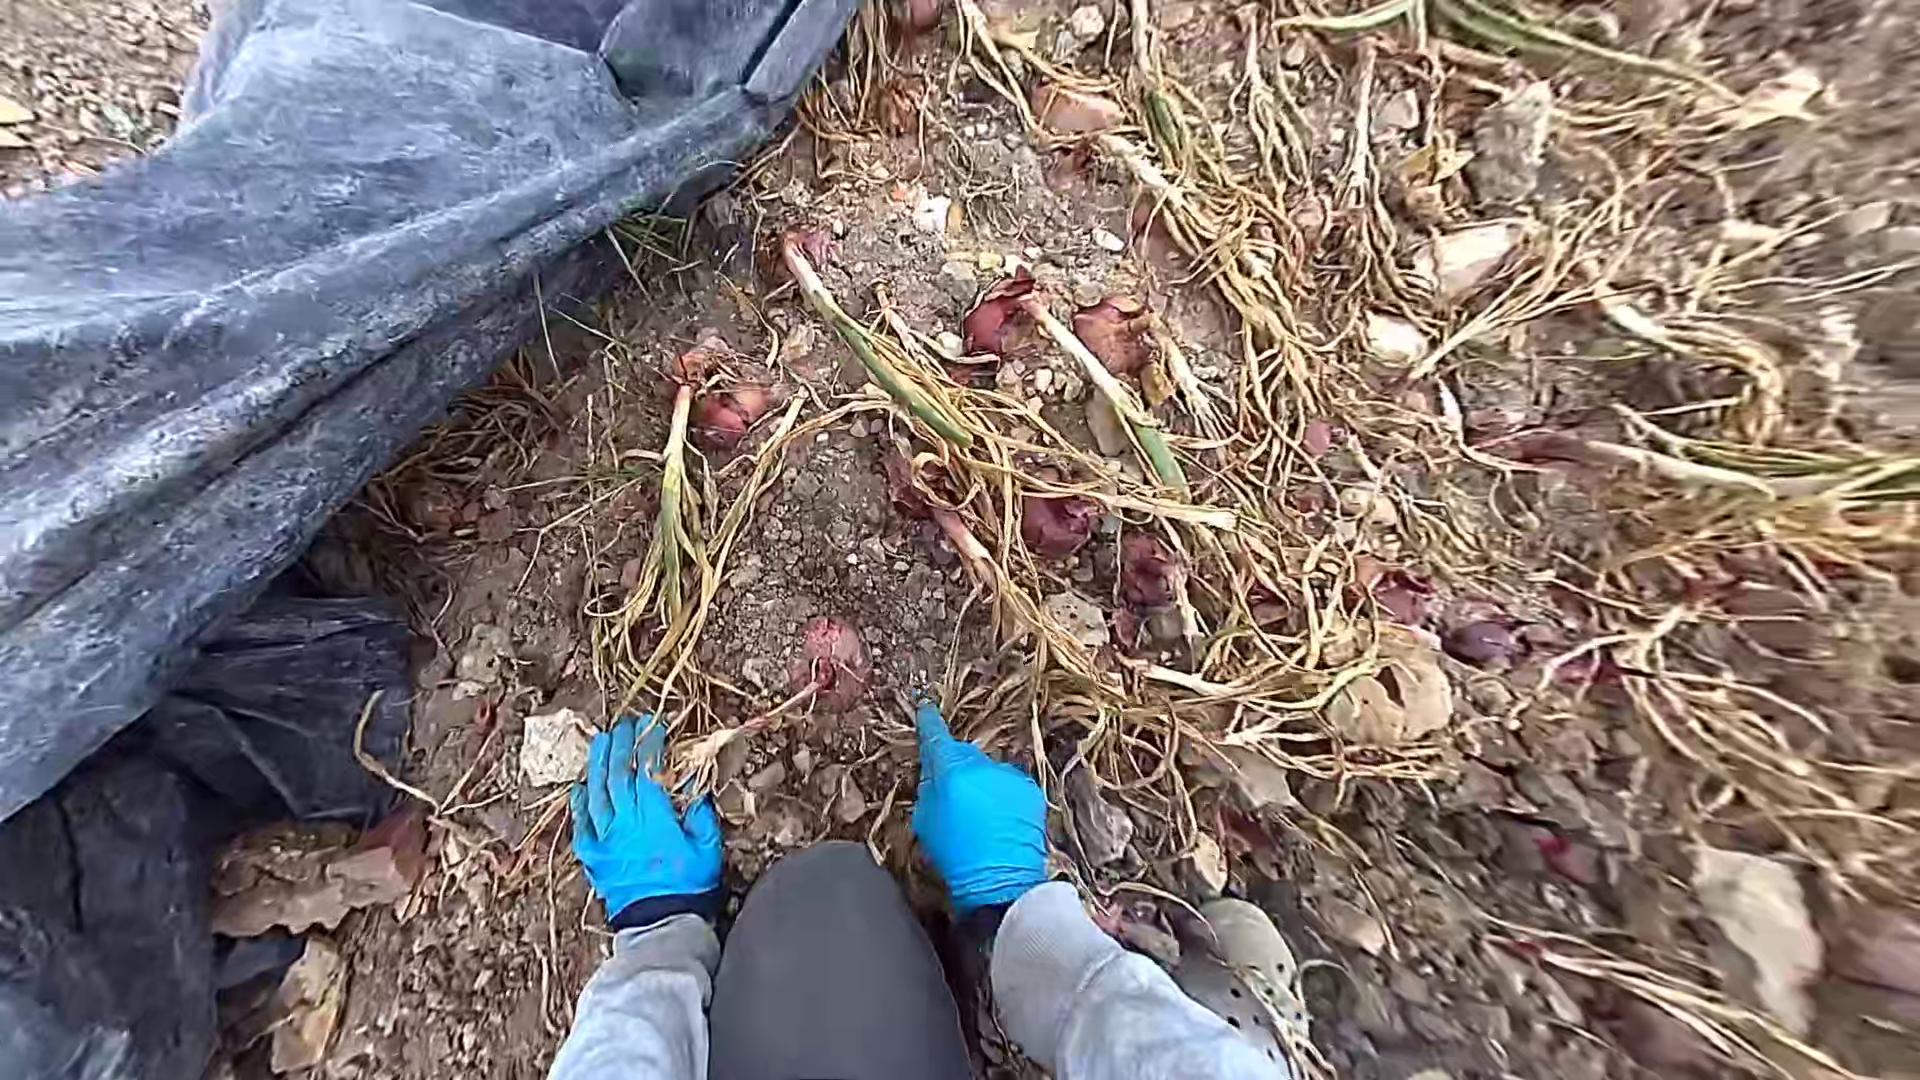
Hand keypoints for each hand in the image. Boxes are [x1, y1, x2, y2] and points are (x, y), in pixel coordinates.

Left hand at [570, 714, 722, 917]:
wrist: (661, 923)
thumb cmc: (690, 881)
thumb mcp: (706, 842)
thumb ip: (698, 809)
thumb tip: (693, 780)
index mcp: (654, 818)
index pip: (647, 771)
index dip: (649, 745)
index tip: (653, 726)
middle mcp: (625, 825)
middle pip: (617, 776)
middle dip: (621, 746)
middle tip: (626, 725)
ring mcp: (605, 841)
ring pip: (596, 794)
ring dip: (598, 764)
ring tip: (601, 741)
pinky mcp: (594, 856)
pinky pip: (582, 825)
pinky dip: (580, 803)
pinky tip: (580, 786)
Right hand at [911, 698, 1047, 911]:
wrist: (1002, 883)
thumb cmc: (956, 856)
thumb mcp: (926, 821)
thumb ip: (928, 787)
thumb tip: (933, 768)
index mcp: (951, 771)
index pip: (936, 736)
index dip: (929, 722)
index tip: (926, 707)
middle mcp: (982, 765)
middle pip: (963, 755)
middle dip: (957, 768)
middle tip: (955, 796)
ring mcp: (1008, 776)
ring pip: (987, 770)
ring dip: (982, 783)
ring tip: (981, 816)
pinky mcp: (1028, 788)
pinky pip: (1008, 784)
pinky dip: (1002, 795)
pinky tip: (1000, 820)